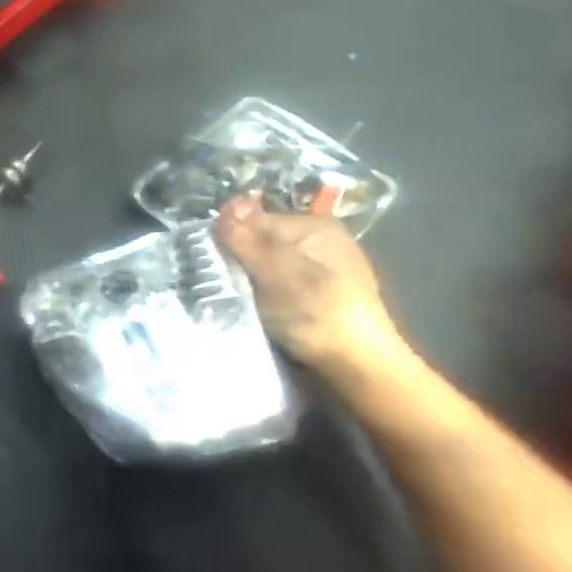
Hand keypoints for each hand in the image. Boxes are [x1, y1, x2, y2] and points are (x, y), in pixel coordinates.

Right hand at [216, 197, 405, 376]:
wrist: (359, 367)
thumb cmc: (317, 311)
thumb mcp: (275, 270)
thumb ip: (248, 238)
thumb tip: (227, 204)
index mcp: (316, 225)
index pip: (258, 218)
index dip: (233, 237)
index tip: (212, 263)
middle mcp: (324, 242)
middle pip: (267, 243)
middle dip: (243, 260)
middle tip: (222, 286)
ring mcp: (328, 273)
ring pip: (275, 268)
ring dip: (255, 283)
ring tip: (238, 303)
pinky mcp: (326, 302)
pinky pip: (286, 289)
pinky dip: (271, 300)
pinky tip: (263, 316)